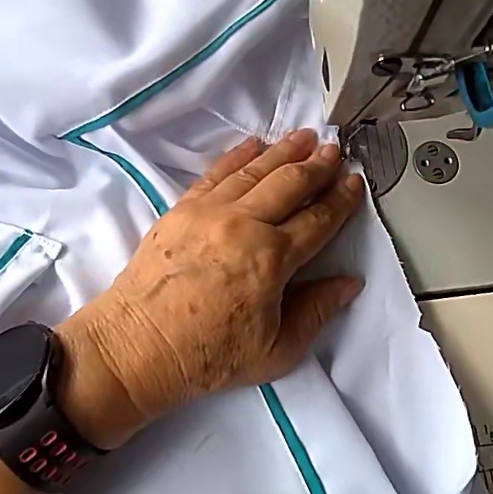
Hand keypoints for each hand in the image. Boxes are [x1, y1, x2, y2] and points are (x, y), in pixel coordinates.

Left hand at [55, 129, 367, 449]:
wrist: (138, 346)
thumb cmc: (206, 356)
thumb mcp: (275, 351)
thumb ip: (316, 312)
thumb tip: (347, 283)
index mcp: (272, 259)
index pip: (318, 220)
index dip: (340, 200)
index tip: (354, 184)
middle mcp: (242, 226)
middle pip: (289, 184)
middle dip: (317, 165)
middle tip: (334, 150)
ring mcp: (208, 213)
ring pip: (254, 171)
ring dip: (282, 151)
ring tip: (303, 137)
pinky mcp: (180, 211)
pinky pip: (214, 174)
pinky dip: (236, 157)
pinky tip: (252, 146)